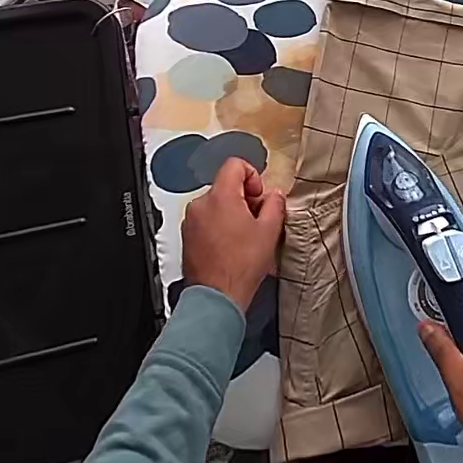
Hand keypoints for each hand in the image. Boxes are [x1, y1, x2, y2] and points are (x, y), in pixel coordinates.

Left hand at [180, 158, 285, 312]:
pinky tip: (231, 246)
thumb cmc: (241, 266)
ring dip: (232, 212)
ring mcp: (191, 220)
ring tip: (245, 237)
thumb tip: (274, 195)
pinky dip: (219, 225)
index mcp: (221, 196)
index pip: (234, 165)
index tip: (259, 195)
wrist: (217, 297)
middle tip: (257, 220)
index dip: (252, 175)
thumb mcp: (269, 231)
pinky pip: (206, 219)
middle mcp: (201, 204)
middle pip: (226, 185)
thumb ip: (275, 204)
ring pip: (216, 203)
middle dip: (244, 197)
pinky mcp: (187, 236)